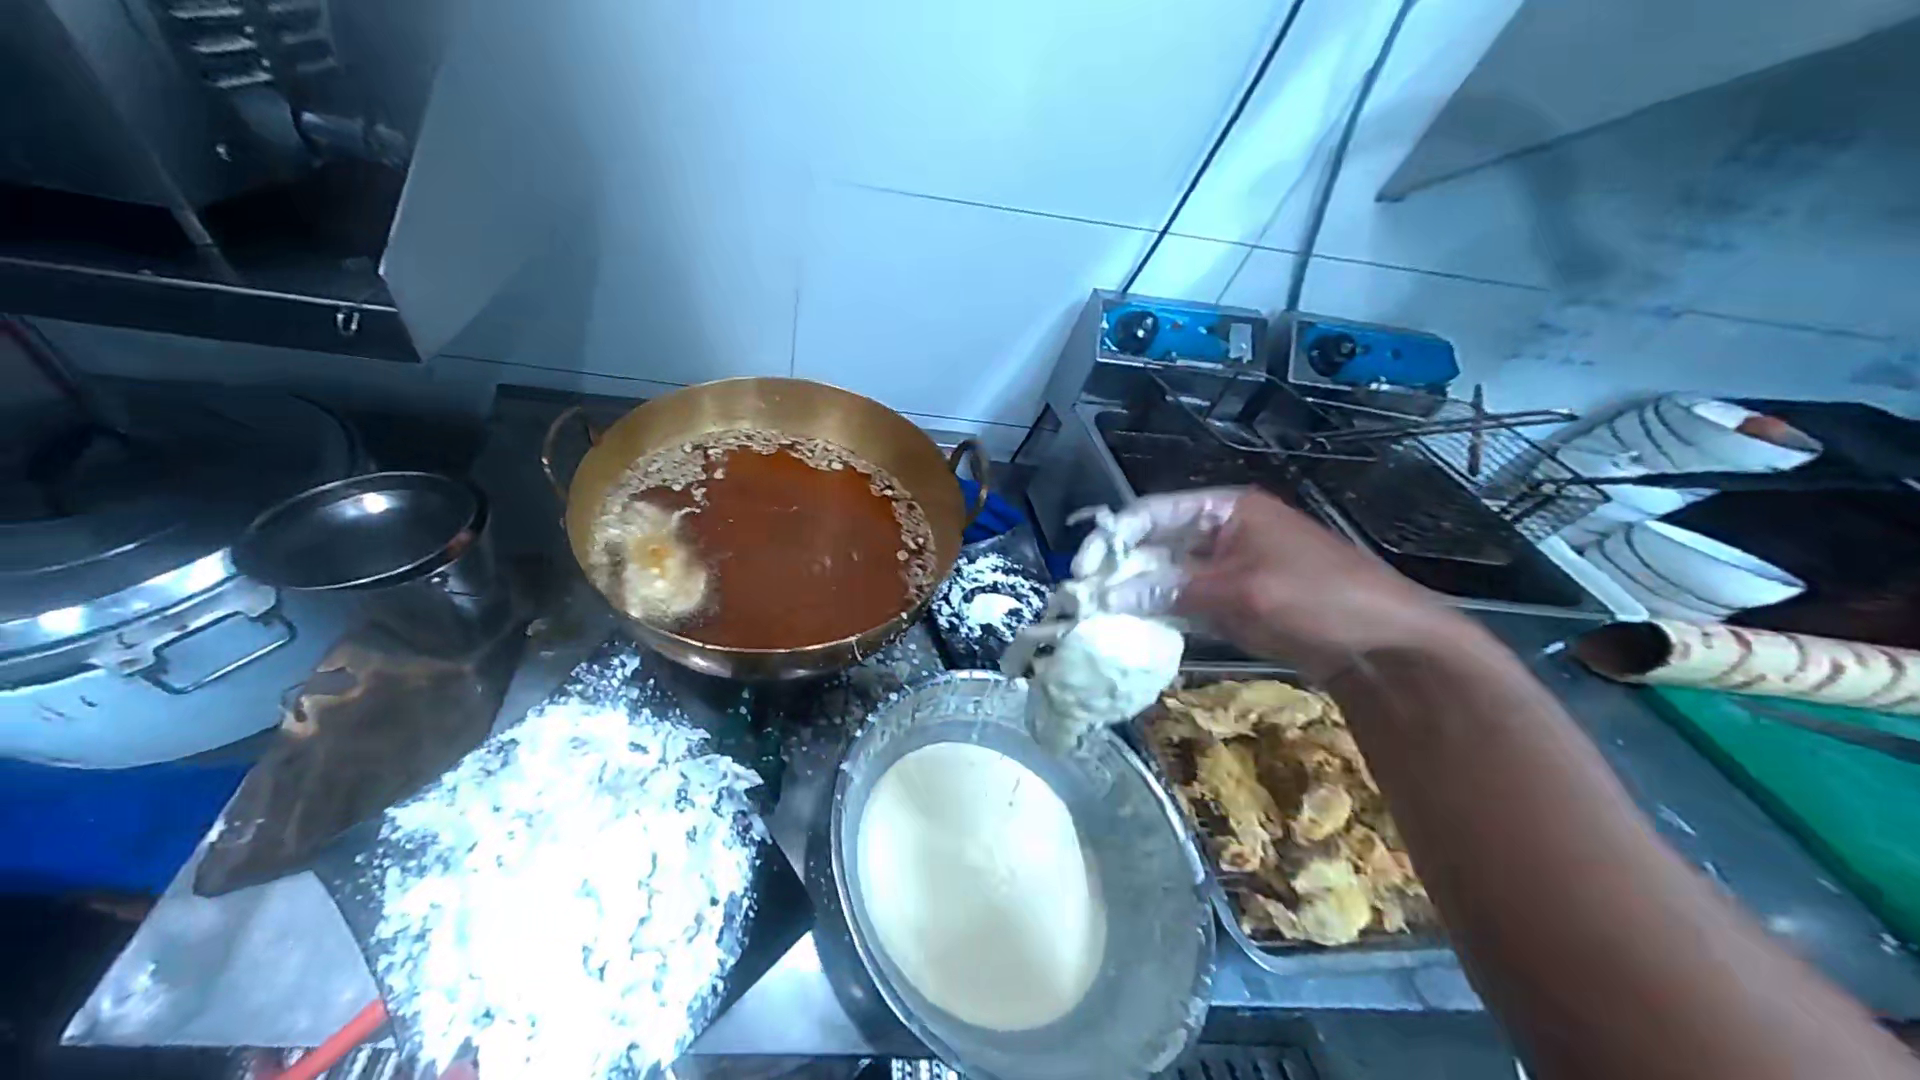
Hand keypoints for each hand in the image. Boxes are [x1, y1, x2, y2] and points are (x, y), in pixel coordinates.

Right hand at [1092, 488, 1478, 679]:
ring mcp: (1231, 566)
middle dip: (1120, 567)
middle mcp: (1223, 530)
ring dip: (1137, 591)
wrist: (1385, 646)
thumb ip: (1172, 589)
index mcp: (1226, 509)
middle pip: (1156, 543)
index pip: (1153, 513)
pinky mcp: (1237, 599)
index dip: (1114, 537)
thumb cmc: (1317, 600)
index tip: (1083, 569)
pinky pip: (1187, 599)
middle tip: (1085, 597)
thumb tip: (1110, 595)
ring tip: (1100, 614)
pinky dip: (1162, 610)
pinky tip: (1137, 626)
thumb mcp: (1241, 591)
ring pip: (1168, 573)